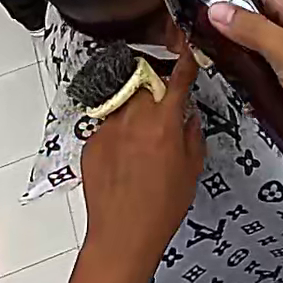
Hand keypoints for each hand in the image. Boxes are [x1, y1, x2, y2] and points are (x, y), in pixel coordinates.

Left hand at [78, 49, 202, 265]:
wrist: (123, 234)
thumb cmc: (160, 207)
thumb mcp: (192, 168)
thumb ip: (191, 134)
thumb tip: (188, 118)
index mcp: (164, 124)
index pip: (176, 79)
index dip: (184, 61)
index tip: (186, 48)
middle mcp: (133, 120)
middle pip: (145, 83)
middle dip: (157, 84)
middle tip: (166, 99)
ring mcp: (108, 129)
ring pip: (125, 101)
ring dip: (138, 106)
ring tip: (146, 133)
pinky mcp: (90, 142)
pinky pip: (109, 123)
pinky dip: (121, 129)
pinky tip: (129, 154)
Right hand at [207, 0, 282, 149]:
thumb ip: (251, 30)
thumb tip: (220, 10)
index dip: (238, 12)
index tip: (218, 28)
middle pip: (268, 31)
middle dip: (250, 51)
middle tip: (237, 65)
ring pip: (278, 60)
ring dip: (265, 75)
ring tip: (258, 88)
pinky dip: (281, 91)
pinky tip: (276, 103)